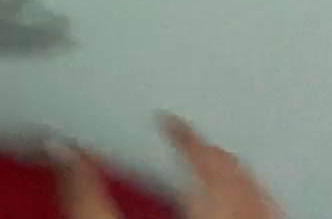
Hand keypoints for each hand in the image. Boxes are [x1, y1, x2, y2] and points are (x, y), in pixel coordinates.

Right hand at [57, 115, 281, 218]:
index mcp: (207, 217)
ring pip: (271, 215)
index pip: (206, 164)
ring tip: (228, 178)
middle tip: (199, 145)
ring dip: (249, 191)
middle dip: (222, 162)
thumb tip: (59, 147)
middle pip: (246, 189)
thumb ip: (84, 194)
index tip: (170, 123)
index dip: (186, 137)